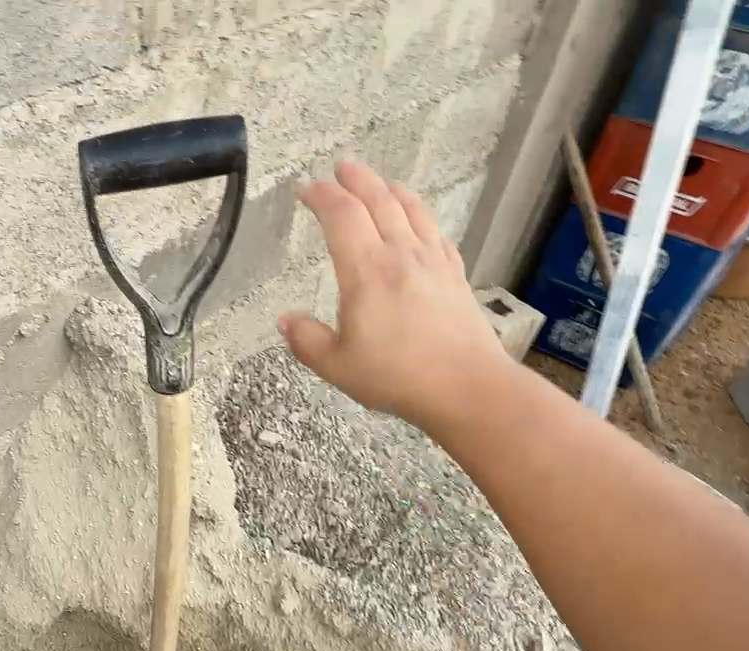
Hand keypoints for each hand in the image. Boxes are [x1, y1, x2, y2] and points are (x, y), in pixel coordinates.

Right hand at [278, 160, 510, 427]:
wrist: (463, 385)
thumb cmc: (395, 376)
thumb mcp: (336, 365)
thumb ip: (306, 340)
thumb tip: (285, 320)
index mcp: (366, 272)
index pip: (341, 217)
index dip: (321, 196)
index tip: (306, 188)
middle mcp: (400, 255)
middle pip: (378, 201)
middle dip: (356, 180)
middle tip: (341, 168)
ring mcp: (432, 261)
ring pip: (411, 209)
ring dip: (390, 189)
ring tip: (379, 182)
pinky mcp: (454, 275)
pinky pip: (435, 232)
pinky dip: (420, 215)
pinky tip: (417, 220)